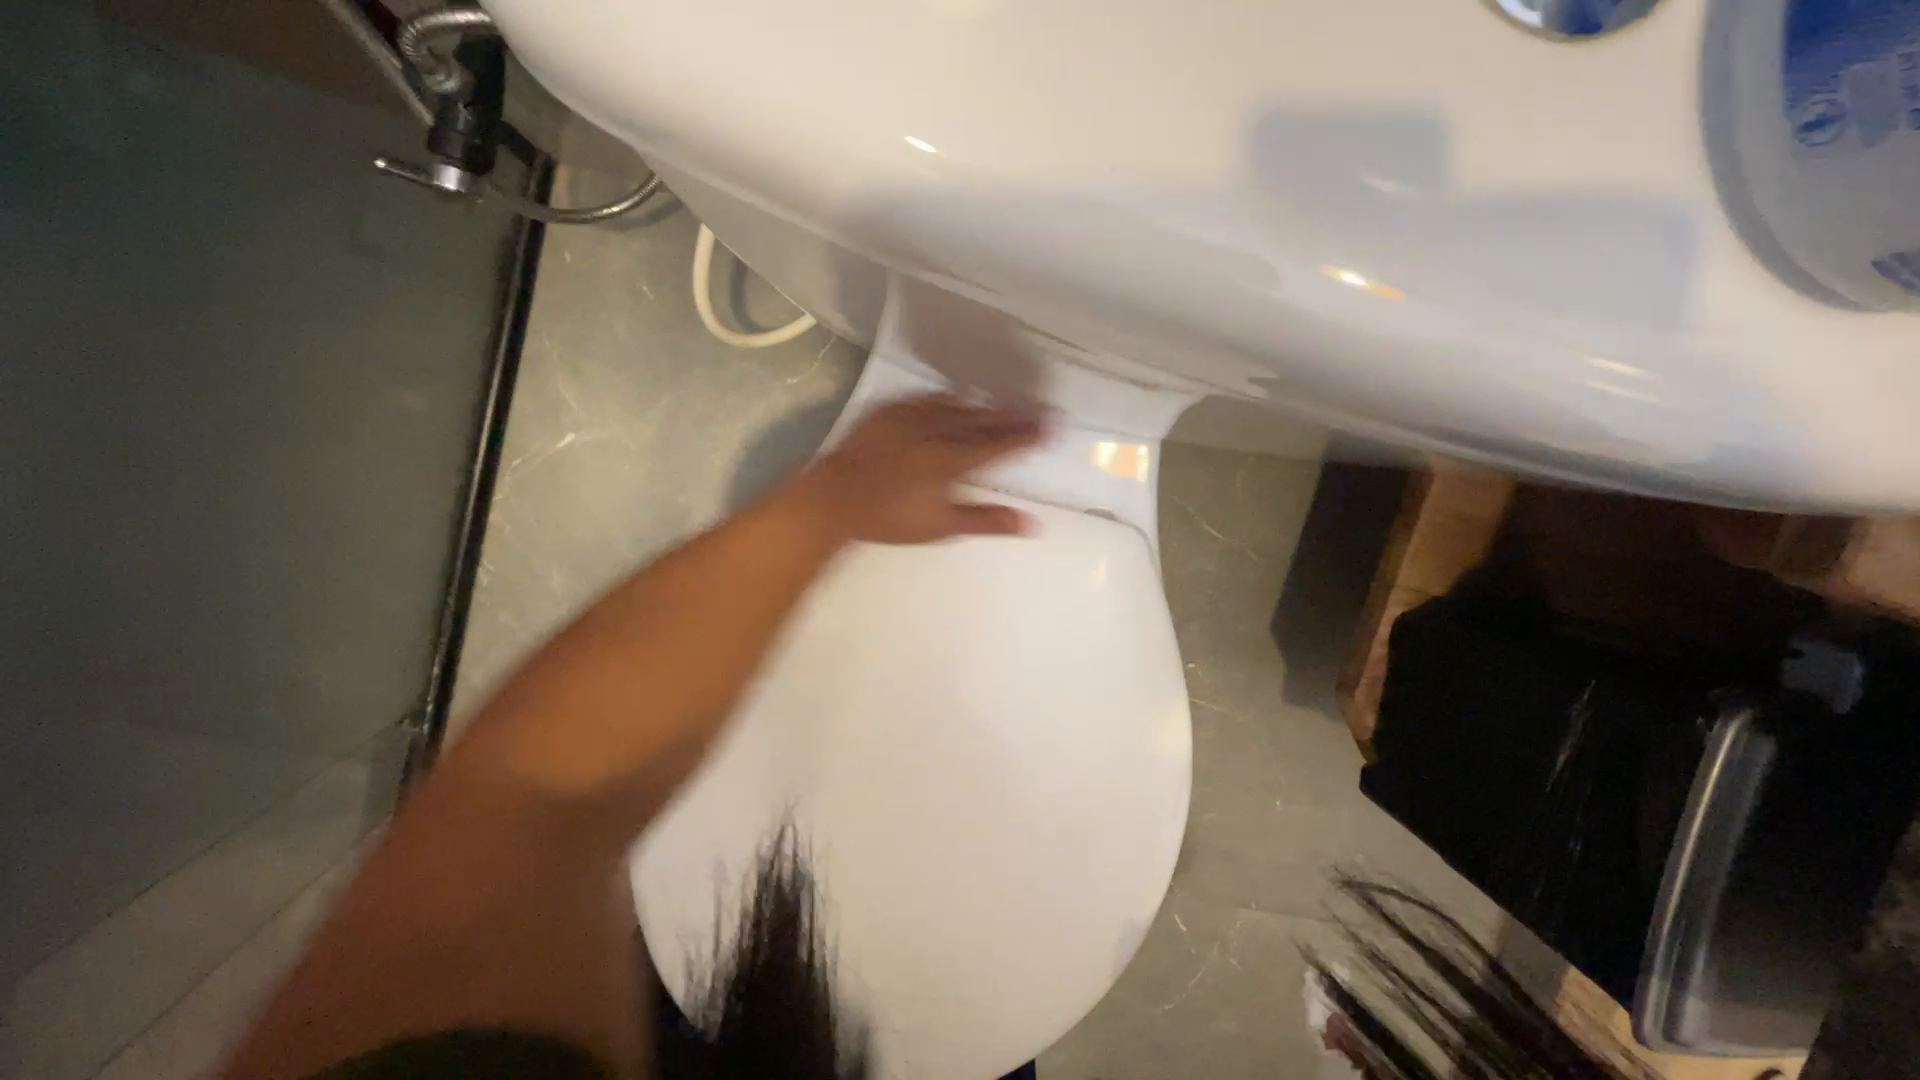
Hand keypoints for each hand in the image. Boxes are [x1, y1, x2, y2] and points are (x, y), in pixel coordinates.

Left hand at [796, 395, 1045, 543]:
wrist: (834, 499)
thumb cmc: (889, 519)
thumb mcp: (942, 526)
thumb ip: (987, 521)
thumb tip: (1031, 523)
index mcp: (951, 459)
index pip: (998, 444)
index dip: (1025, 436)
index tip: (1049, 427)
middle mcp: (935, 431)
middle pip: (980, 420)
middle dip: (1010, 417)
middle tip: (1035, 412)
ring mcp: (908, 418)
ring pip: (953, 405)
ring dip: (979, 406)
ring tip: (997, 407)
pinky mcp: (886, 412)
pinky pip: (922, 398)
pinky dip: (943, 398)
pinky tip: (948, 399)